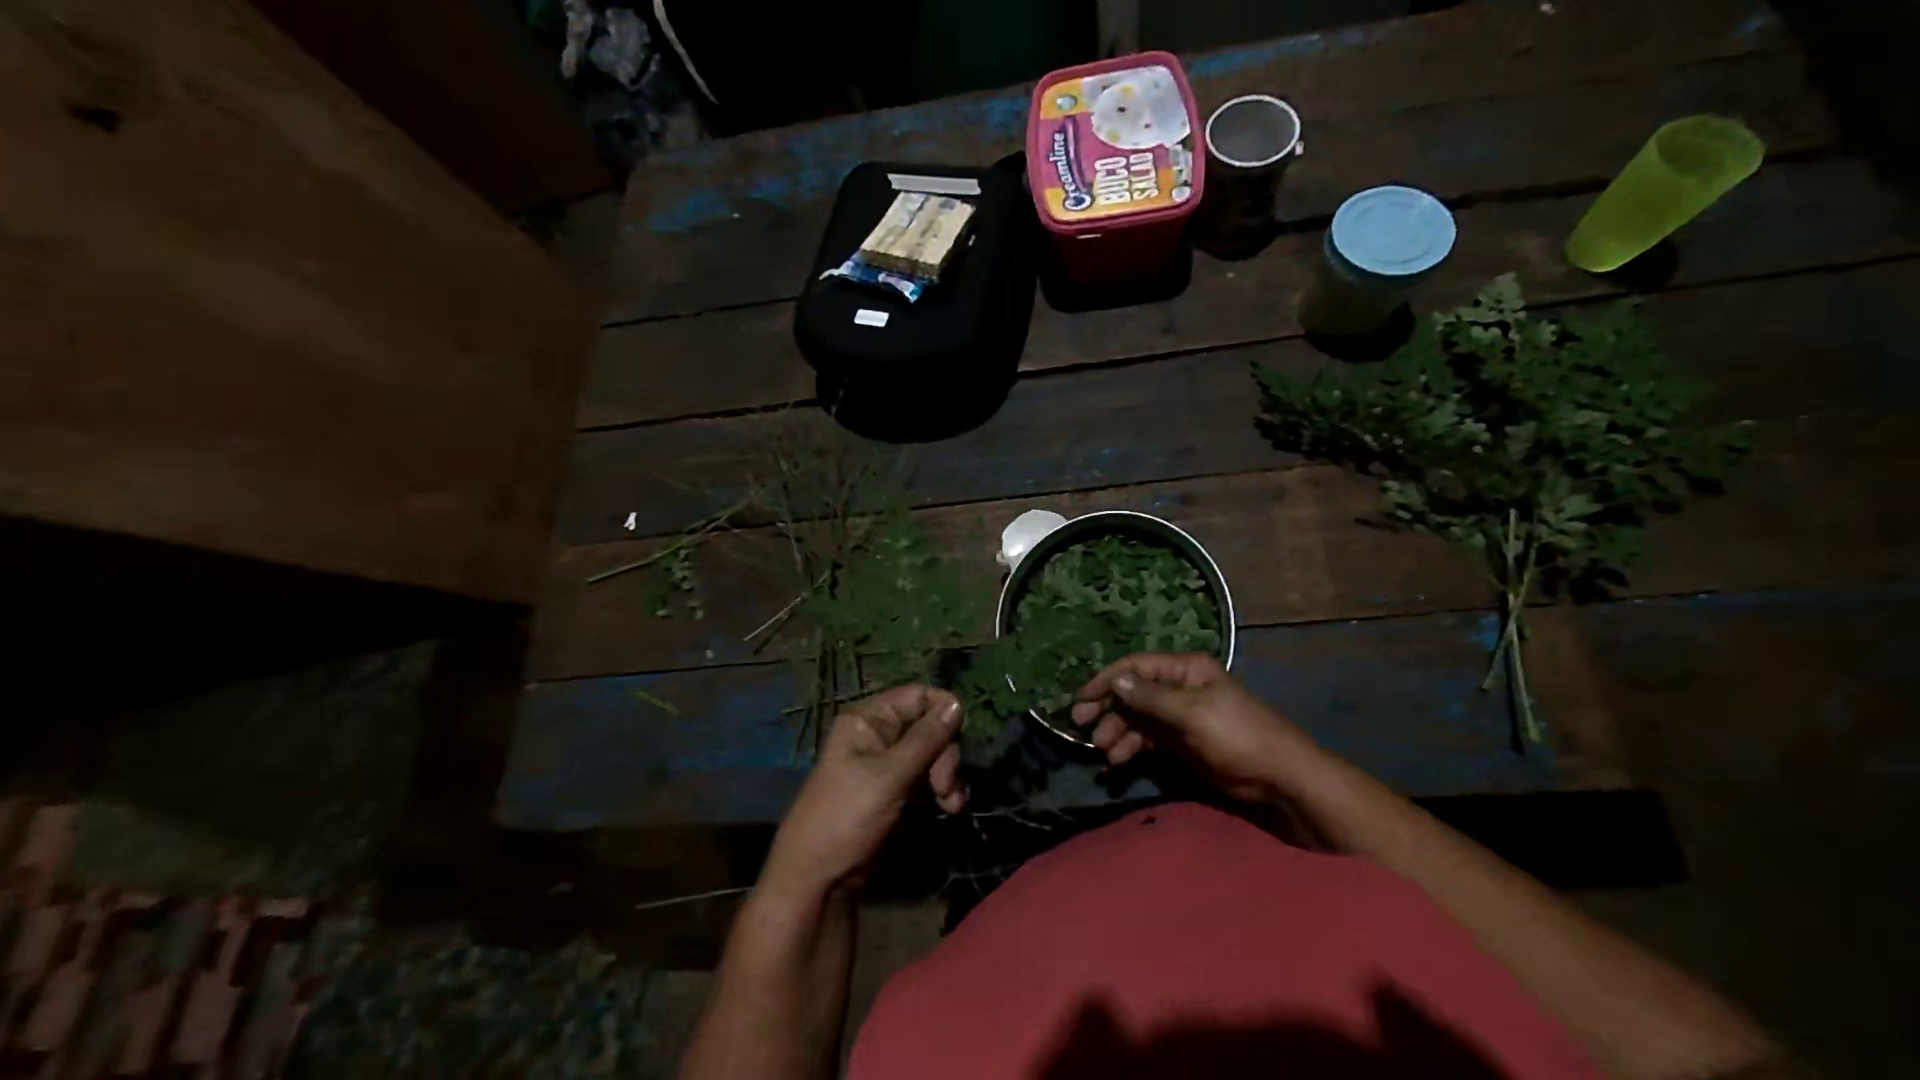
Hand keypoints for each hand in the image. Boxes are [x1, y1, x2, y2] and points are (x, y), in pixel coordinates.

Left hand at [761, 685, 961, 898]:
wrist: (820, 877)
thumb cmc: (847, 816)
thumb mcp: (889, 775)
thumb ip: (925, 739)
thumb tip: (957, 703)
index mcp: (869, 719)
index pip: (917, 695)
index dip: (943, 710)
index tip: (961, 735)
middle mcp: (881, 735)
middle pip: (931, 725)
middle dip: (946, 754)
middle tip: (945, 786)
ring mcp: (890, 763)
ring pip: (935, 753)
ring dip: (949, 776)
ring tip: (951, 803)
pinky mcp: (899, 790)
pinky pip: (930, 777)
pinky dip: (944, 790)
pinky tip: (950, 808)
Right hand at [1070, 653, 1322, 802]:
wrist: (1278, 777)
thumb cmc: (1237, 735)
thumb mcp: (1192, 712)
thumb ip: (1151, 697)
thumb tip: (1115, 679)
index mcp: (1185, 669)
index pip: (1135, 667)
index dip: (1106, 681)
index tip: (1081, 700)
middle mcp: (1179, 687)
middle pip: (1132, 693)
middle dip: (1107, 709)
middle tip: (1082, 727)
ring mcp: (1179, 716)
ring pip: (1136, 719)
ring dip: (1117, 732)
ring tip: (1104, 751)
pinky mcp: (1181, 742)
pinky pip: (1147, 739)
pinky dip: (1131, 748)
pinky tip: (1118, 761)